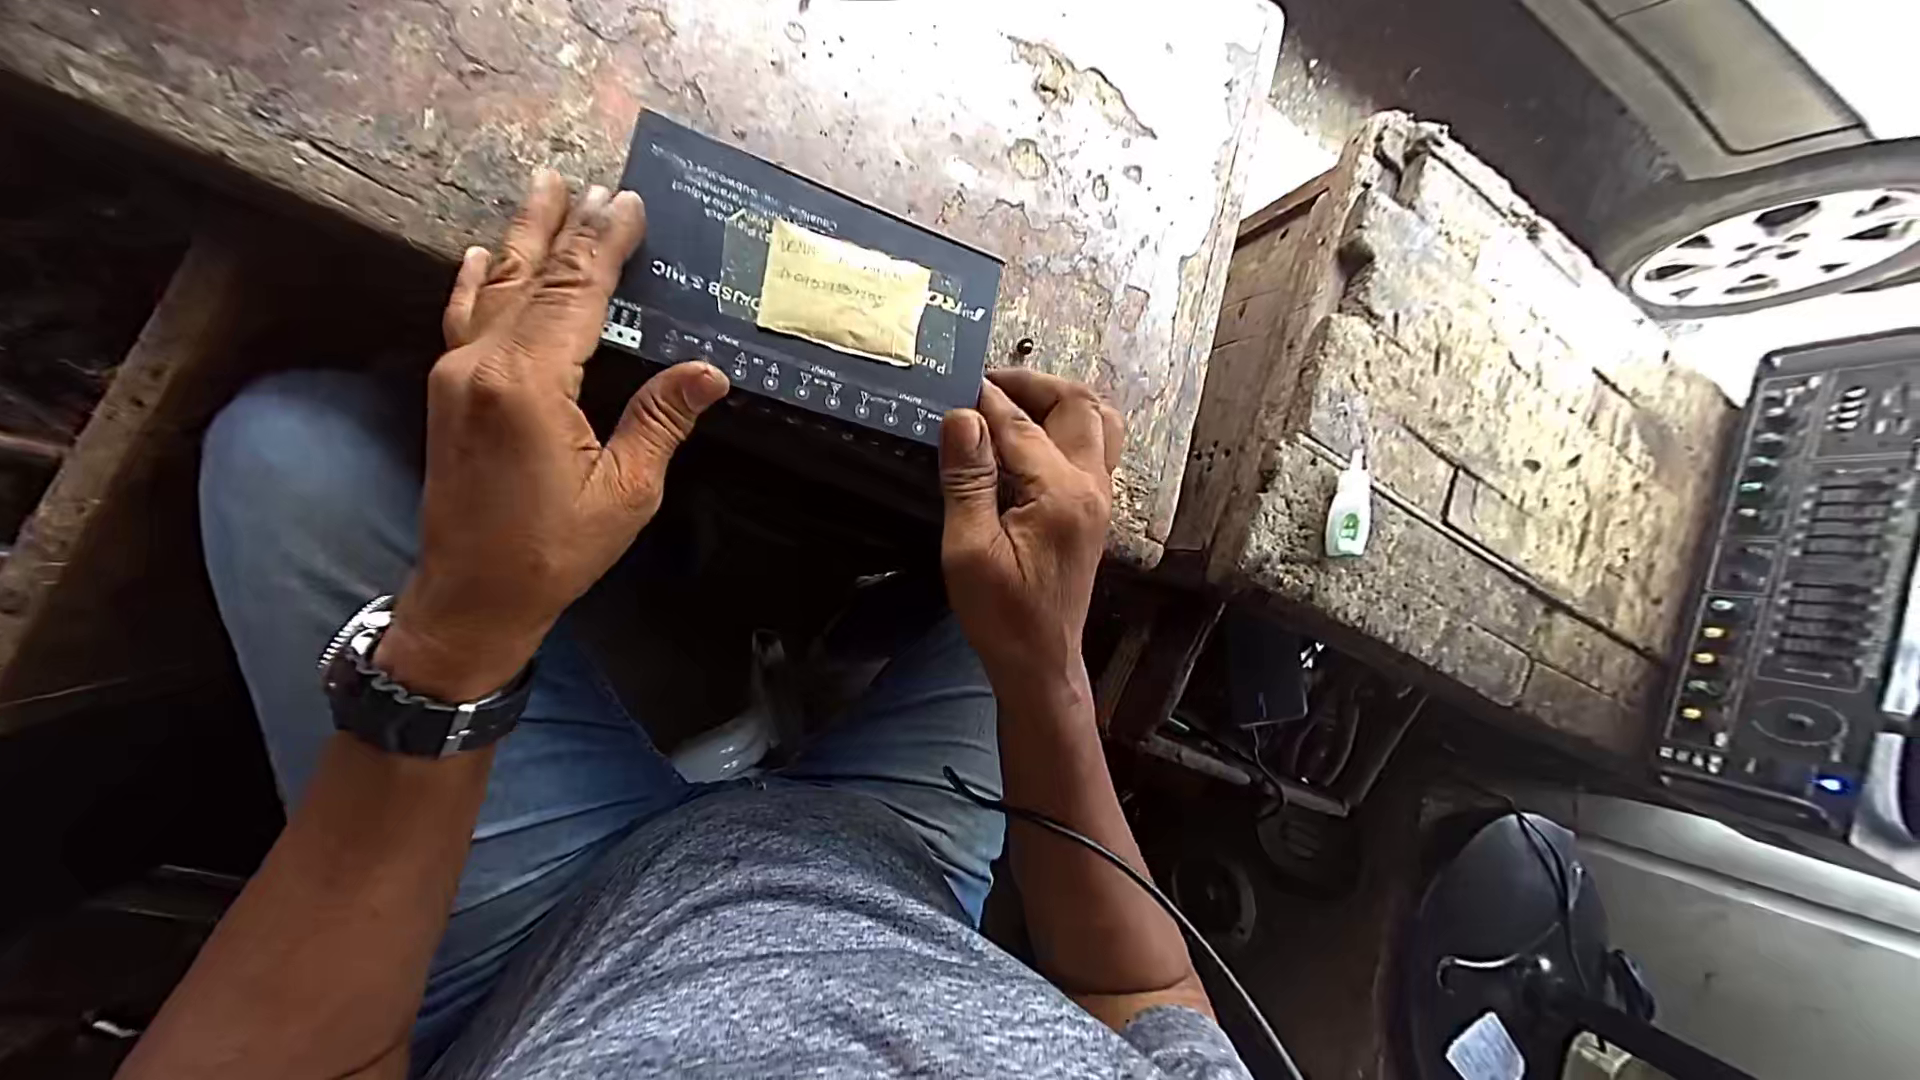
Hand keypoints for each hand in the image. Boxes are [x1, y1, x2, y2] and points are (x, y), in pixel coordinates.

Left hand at [376, 170, 729, 699]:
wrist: (474, 593)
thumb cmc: (558, 548)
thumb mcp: (628, 489)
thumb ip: (661, 421)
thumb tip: (708, 372)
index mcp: (529, 385)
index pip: (574, 294)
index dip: (603, 245)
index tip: (627, 204)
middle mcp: (482, 365)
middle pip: (529, 277)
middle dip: (560, 226)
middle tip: (585, 181)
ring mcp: (455, 375)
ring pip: (492, 288)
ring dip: (521, 239)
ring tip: (541, 194)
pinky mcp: (448, 392)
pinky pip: (464, 317)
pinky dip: (476, 280)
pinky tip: (480, 256)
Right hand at [938, 370, 1123, 704]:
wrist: (1040, 661)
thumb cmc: (1001, 615)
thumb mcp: (969, 550)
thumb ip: (968, 480)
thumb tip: (962, 417)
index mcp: (1061, 494)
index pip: (1020, 424)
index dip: (984, 399)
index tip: (955, 382)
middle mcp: (1092, 487)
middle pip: (1079, 405)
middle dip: (1033, 384)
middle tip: (987, 385)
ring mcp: (1100, 498)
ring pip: (1097, 422)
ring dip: (1058, 401)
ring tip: (1012, 404)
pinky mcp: (1094, 511)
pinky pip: (1093, 447)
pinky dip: (1066, 427)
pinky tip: (1030, 440)